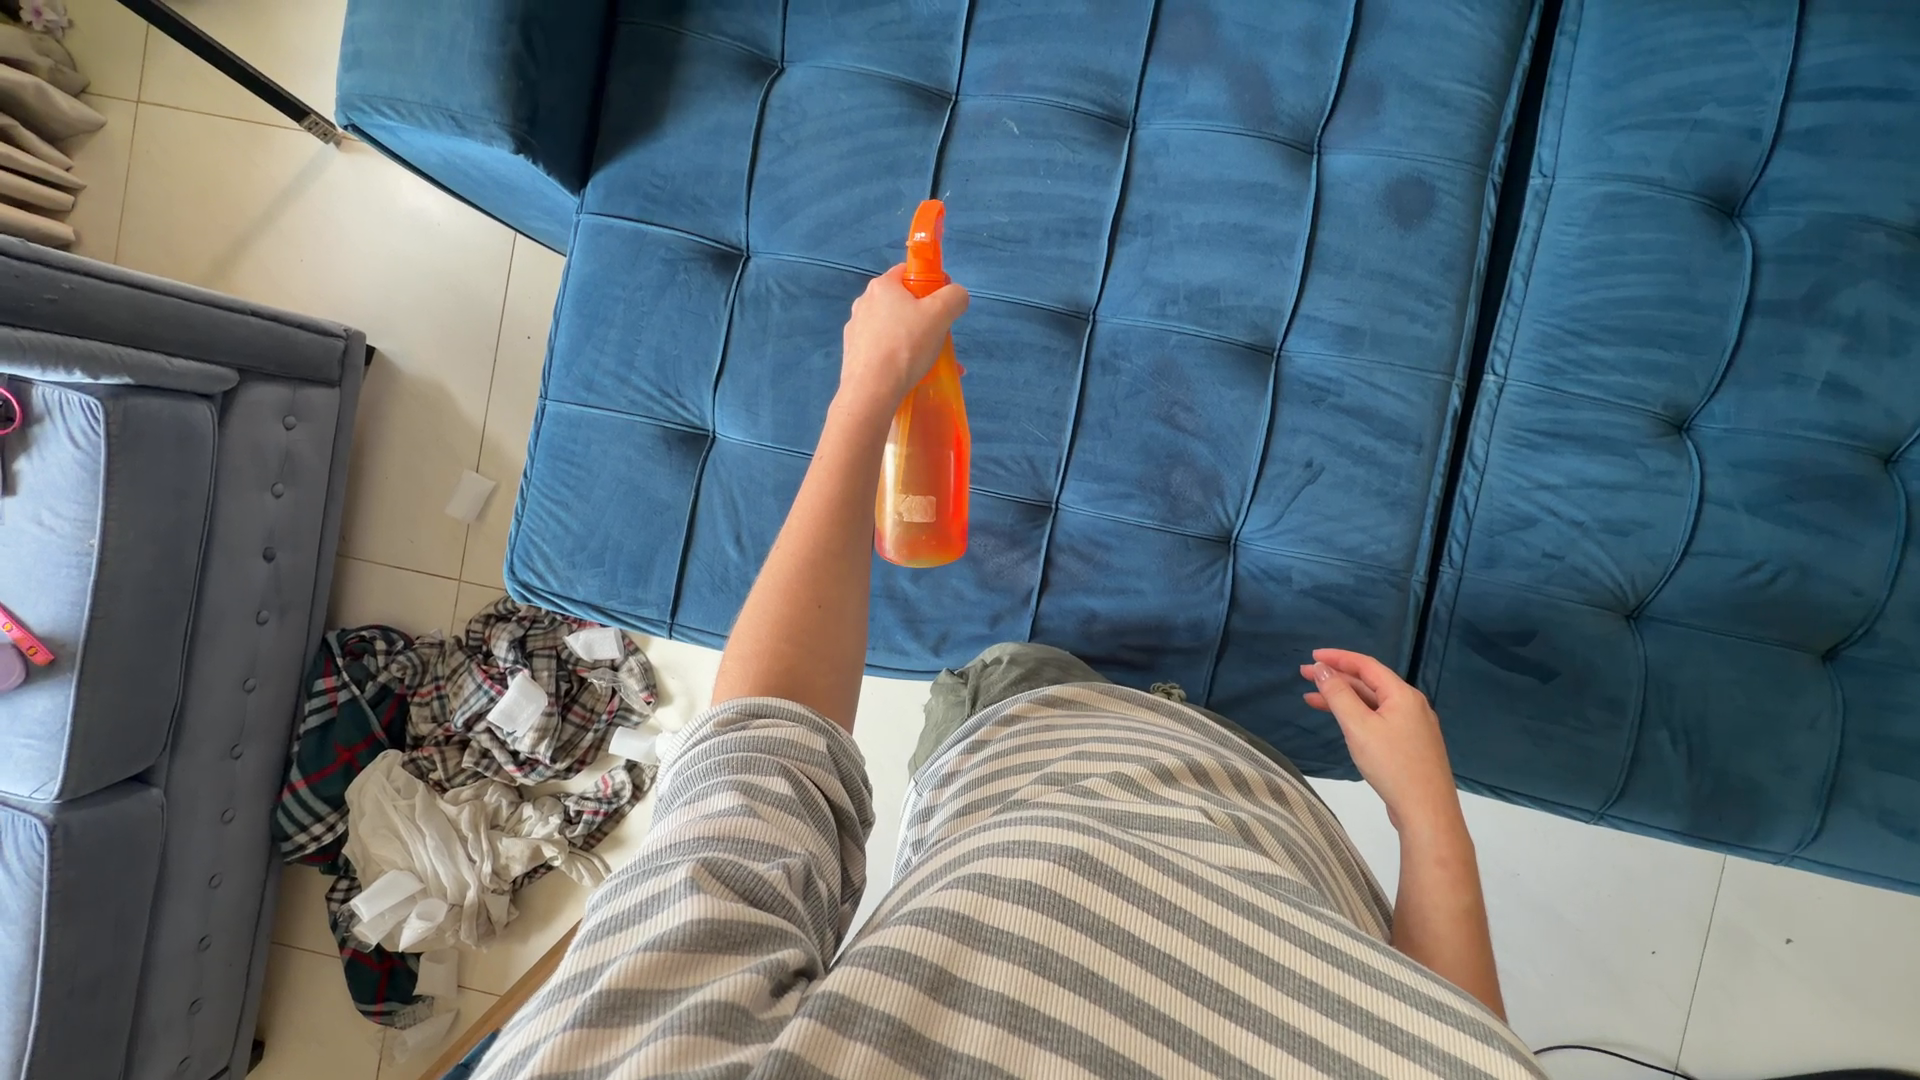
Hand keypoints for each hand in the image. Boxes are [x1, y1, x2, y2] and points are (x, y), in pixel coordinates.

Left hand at [839, 264, 968, 407]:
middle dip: (926, 319)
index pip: (909, 273)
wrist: (871, 391)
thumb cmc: (906, 346)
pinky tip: (914, 376)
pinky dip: (901, 359)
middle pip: (902, 303)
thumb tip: (956, 296)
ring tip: (934, 364)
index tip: (945, 304)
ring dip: (916, 342)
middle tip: (941, 338)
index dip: (931, 283)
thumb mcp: (941, 314)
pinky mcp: (854, 355)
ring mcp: (856, 331)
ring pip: (894, 330)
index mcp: (882, 287)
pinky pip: (884, 351)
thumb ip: (954, 297)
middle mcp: (864, 304)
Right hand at [1299, 648, 1461, 835]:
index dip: (1338, 658)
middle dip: (1336, 677)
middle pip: (1369, 683)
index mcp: (1402, 695)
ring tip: (1311, 698)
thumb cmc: (1391, 764)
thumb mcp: (1358, 726)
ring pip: (1372, 702)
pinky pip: (1378, 718)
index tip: (1312, 656)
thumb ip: (1338, 694)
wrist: (1427, 811)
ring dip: (1342, 697)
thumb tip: (1321, 669)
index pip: (1366, 665)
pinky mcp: (1409, 744)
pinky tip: (1341, 720)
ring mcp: (1412, 725)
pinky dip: (1355, 714)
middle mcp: (1410, 705)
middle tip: (1304, 675)